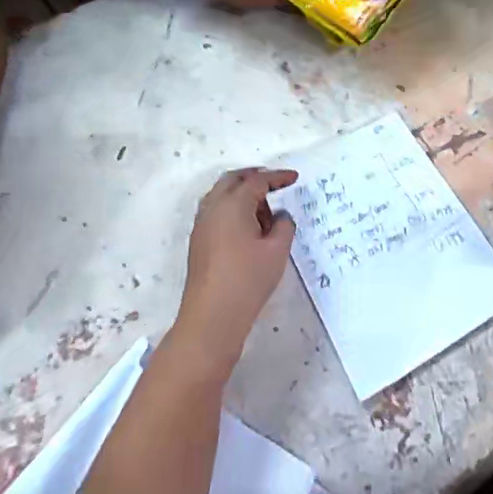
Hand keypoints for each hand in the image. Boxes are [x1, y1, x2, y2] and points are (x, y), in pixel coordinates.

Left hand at [177, 168, 298, 360]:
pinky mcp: (198, 241)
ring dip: (241, 193)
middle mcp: (213, 208)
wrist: (212, 317)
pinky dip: (232, 208)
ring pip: (220, 195)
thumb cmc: (248, 279)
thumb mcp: (277, 251)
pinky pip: (215, 211)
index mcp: (232, 204)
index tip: (294, 178)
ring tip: (264, 210)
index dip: (277, 177)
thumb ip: (284, 226)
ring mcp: (202, 225)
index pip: (257, 181)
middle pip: (232, 180)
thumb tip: (280, 217)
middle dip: (255, 177)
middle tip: (276, 185)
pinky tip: (248, 227)